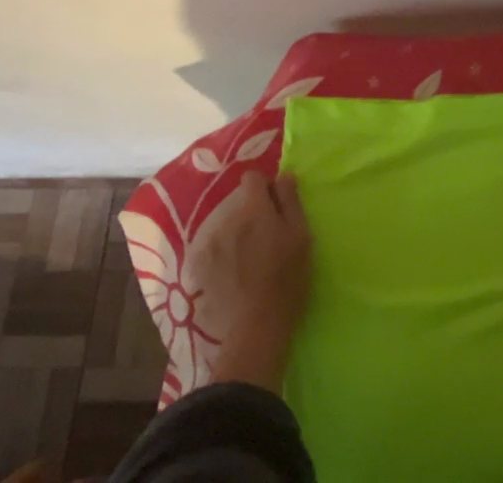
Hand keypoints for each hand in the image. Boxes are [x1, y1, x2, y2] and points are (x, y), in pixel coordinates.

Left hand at [185, 172, 311, 390]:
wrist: (255, 327)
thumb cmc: (287, 281)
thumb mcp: (301, 238)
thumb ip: (290, 202)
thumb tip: (284, 175)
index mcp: (254, 210)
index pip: (252, 178)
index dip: (265, 188)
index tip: (276, 206)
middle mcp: (227, 219)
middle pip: (240, 203)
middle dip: (253, 214)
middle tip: (268, 239)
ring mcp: (211, 242)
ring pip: (227, 226)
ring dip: (239, 234)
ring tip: (251, 261)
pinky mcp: (200, 264)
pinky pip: (215, 247)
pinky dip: (224, 254)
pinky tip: (235, 274)